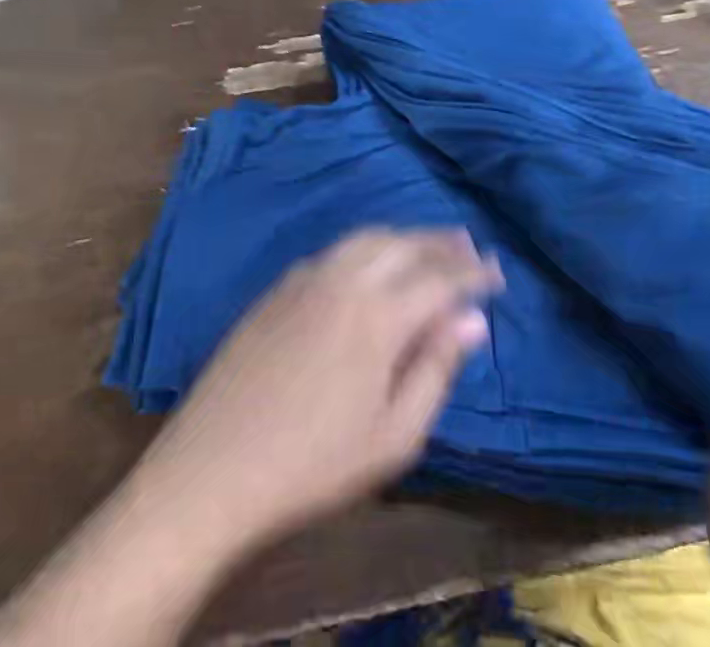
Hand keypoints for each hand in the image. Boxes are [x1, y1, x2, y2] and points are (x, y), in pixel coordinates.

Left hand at [133, 228, 500, 550]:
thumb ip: (436, 369)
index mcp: (378, 315)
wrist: (212, 472)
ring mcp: (302, 282)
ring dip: (402, 238)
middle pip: (402, 244)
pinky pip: (331, 253)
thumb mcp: (395, 435)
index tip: (498, 274)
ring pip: (364, 240)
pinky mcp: (273, 293)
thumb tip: (472, 321)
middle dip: (440, 243)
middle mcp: (343, 281)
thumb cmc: (314, 465)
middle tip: (469, 249)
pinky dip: (364, 248)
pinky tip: (368, 266)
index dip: (473, 275)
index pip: (440, 279)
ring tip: (426, 248)